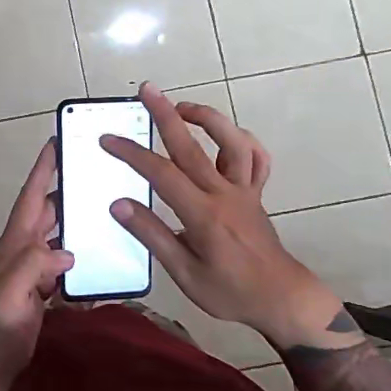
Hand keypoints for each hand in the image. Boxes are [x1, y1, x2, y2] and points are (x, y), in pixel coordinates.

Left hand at [0, 141, 75, 389]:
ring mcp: (28, 270)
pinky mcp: (38, 289)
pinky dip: (77, 247)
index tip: (56, 143)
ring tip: (104, 199)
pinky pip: (60, 259)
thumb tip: (66, 250)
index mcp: (11, 247)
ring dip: (73, 215)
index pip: (29, 201)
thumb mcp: (7, 300)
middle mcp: (19, 251)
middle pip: (44, 210)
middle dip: (64, 186)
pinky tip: (98, 247)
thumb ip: (30, 271)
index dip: (41, 172)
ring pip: (53, 232)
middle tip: (94, 167)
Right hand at [99, 84, 341, 345]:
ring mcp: (244, 192)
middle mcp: (225, 194)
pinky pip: (256, 160)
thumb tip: (118, 204)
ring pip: (232, 143)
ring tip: (183, 107)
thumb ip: (152, 234)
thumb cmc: (230, 291)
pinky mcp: (256, 196)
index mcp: (203, 213)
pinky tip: (224, 135)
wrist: (284, 300)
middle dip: (166, 115)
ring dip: (208, 119)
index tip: (107, 140)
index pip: (161, 173)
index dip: (132, 153)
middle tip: (147, 90)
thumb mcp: (184, 271)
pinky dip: (241, 141)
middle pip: (192, 146)